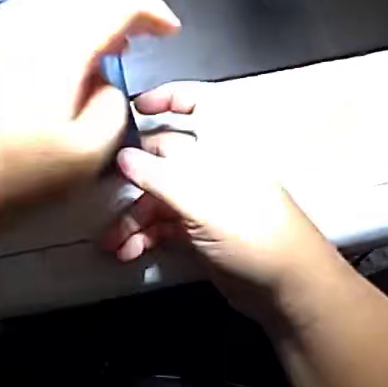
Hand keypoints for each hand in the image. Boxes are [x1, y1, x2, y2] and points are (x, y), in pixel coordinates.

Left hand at [0, 0, 178, 229]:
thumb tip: (103, 81)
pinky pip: (28, 9)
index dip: (151, 9)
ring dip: (88, 9)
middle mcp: (27, 21)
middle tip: (138, 38)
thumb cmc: (16, 175)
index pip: (116, 0)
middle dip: (121, 3)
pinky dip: (58, 18)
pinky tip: (62, 51)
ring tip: (104, 46)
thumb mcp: (85, 155)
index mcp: (60, 45)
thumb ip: (111, 106)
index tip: (169, 32)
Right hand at [100, 82, 351, 325]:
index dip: (168, 98)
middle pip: (163, 158)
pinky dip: (144, 237)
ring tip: (112, 243)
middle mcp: (212, 168)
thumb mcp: (202, 201)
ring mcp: (205, 201)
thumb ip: (159, 177)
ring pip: (158, 198)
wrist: (285, 288)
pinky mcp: (199, 232)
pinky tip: (128, 251)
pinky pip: (163, 226)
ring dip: (133, 218)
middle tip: (101, 194)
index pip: (198, 104)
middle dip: (131, 178)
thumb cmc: (251, 233)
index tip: (133, 108)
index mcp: (223, 146)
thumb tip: (122, 157)